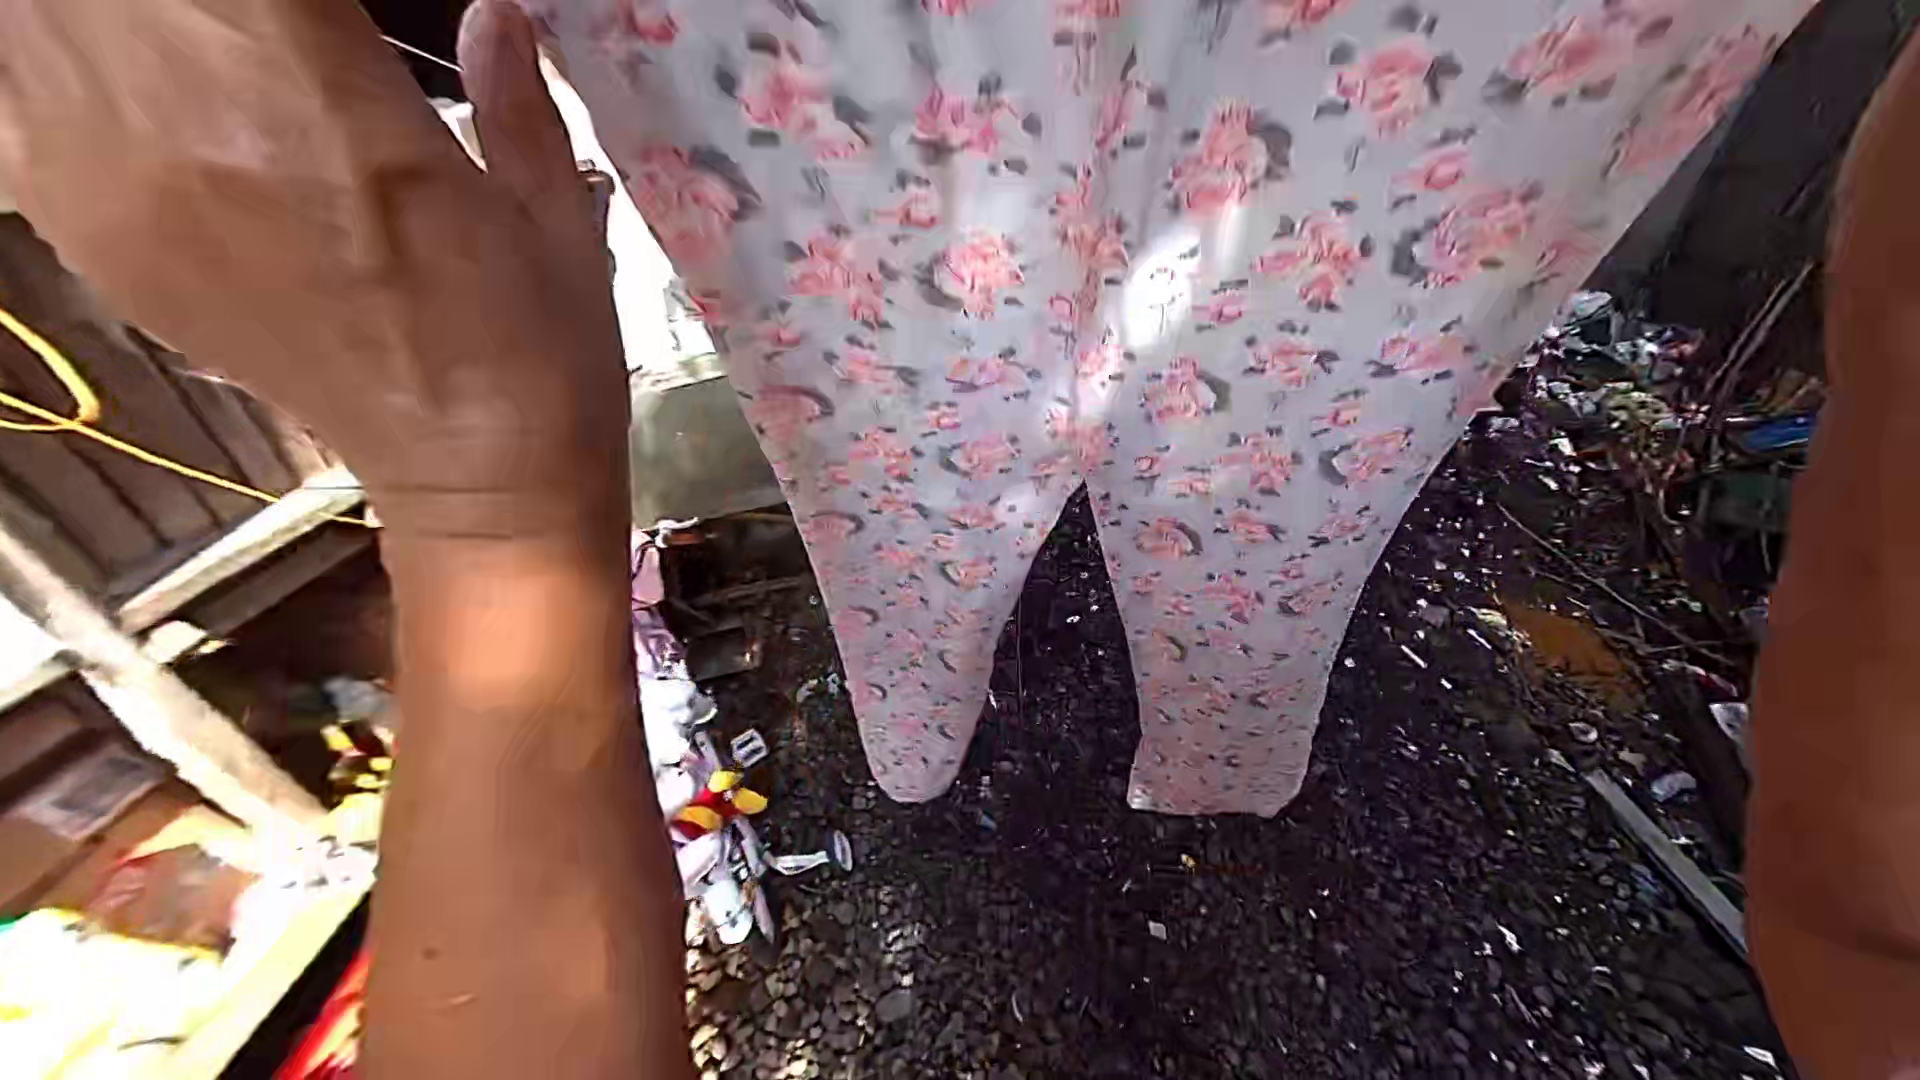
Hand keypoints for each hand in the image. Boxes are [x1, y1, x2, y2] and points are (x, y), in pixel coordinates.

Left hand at [0, 0, 627, 541]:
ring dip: (146, 23)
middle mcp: (186, 115)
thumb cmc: (550, 359)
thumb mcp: (566, 236)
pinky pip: (13, 79)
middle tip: (288, 47)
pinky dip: (75, 61)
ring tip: (237, 65)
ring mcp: (107, 172)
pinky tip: (167, 100)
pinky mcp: (85, 229)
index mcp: (336, 108)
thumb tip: (496, 17)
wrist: (483, 478)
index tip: (344, 24)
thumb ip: (519, 112)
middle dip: (226, 9)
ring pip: (40, 13)